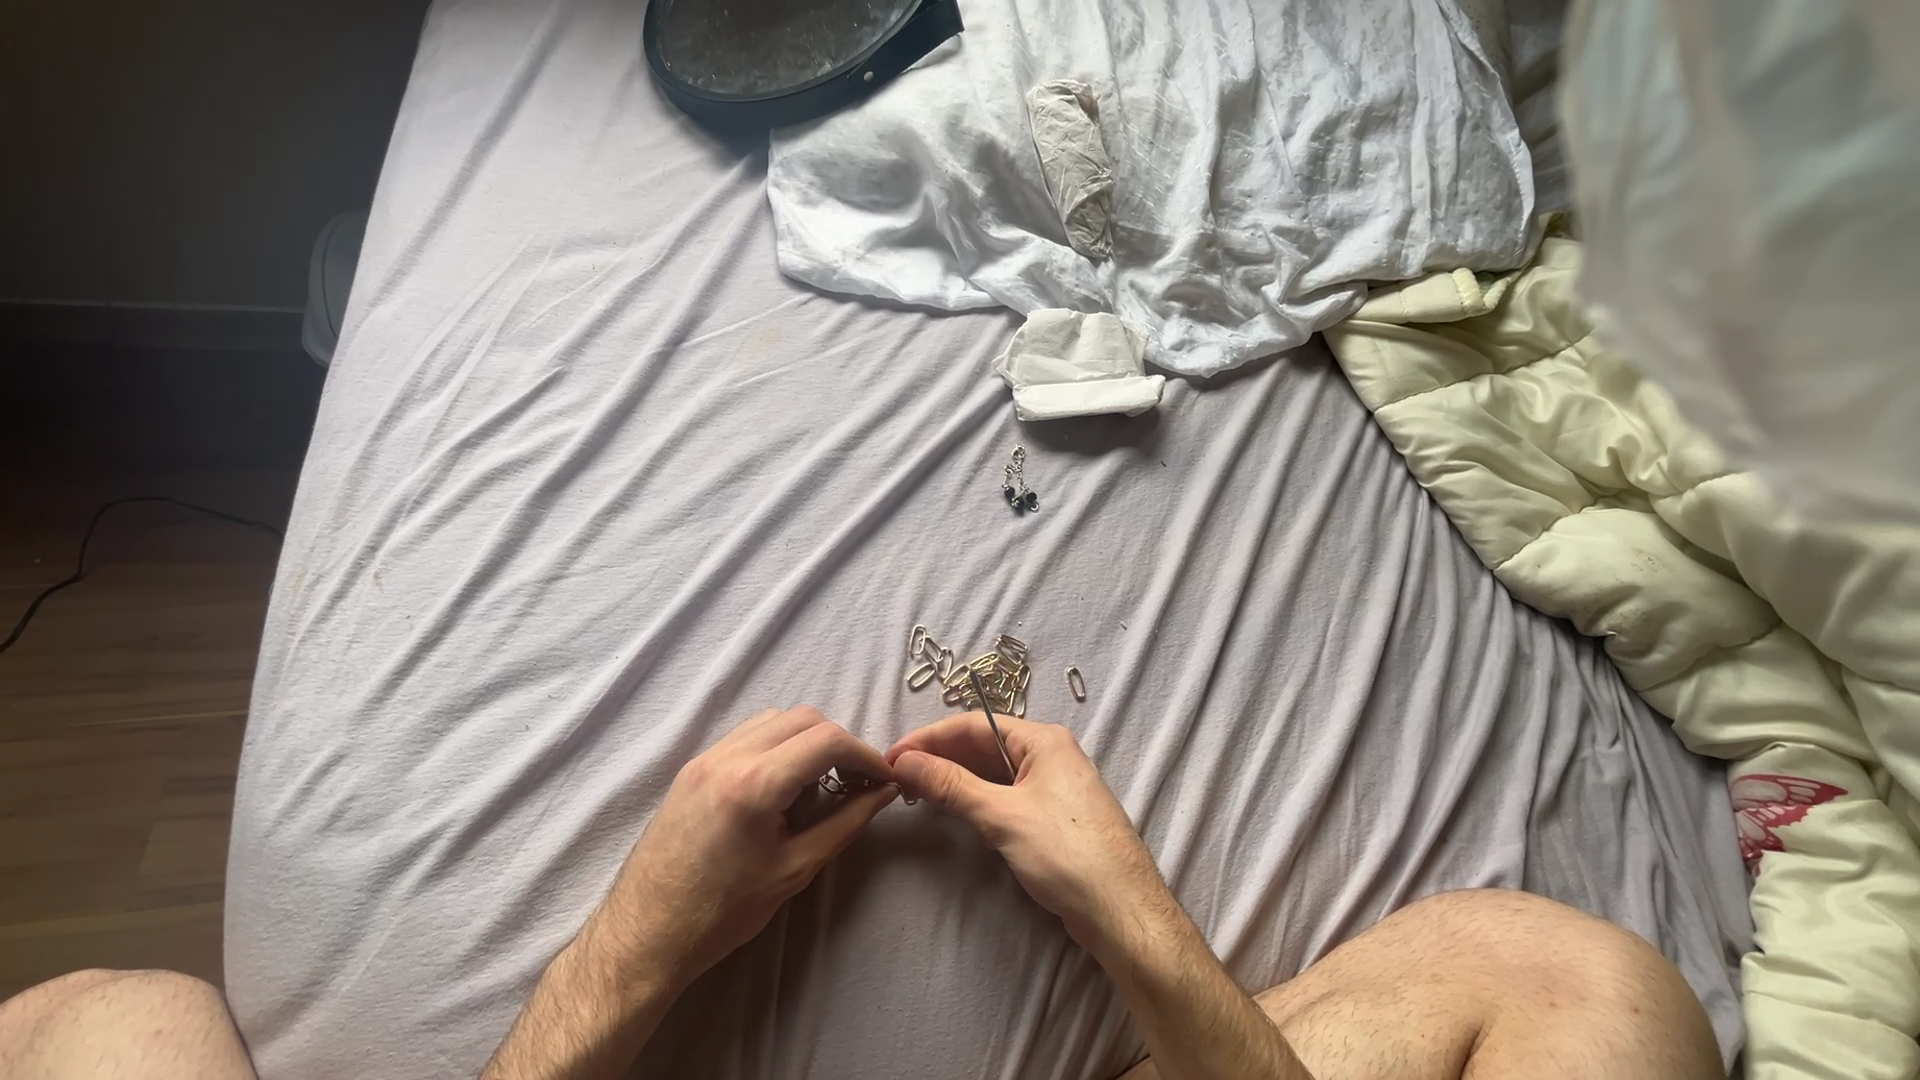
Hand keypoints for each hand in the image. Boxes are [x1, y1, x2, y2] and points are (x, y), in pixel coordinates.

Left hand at [599, 706, 898, 986]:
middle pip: (804, 718)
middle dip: (838, 744)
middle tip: (854, 782)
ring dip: (807, 740)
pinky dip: (777, 745)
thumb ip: (846, 822)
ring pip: (775, 719)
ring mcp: (707, 756)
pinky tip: (782, 787)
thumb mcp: (796, 868)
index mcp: (755, 783)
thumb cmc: (723, 912)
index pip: (827, 740)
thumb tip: (884, 791)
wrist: (645, 934)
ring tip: (816, 787)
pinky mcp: (694, 765)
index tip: (883, 778)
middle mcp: (729, 755)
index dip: (864, 754)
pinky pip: (748, 734)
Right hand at [886, 713, 1174, 952]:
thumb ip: (951, 785)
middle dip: (941, 758)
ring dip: (957, 779)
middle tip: (899, 777)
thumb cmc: (1065, 853)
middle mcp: (1050, 753)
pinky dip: (978, 798)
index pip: (974, 724)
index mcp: (1043, 739)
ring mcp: (1054, 785)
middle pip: (984, 745)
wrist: (1122, 911)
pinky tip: (956, 810)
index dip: (930, 738)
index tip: (893, 755)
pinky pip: (1007, 794)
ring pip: (994, 771)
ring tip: (918, 793)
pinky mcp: (1054, 816)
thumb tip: (904, 762)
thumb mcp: (1002, 816)